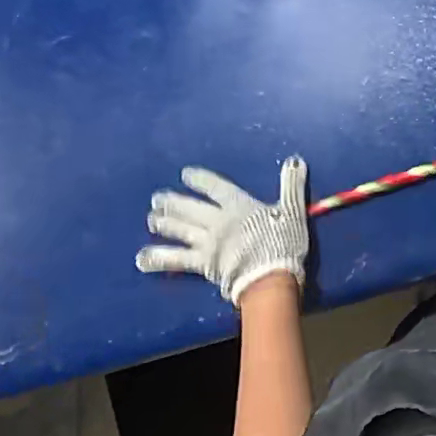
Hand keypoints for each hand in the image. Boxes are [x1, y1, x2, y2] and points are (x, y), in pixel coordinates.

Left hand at [136, 157, 309, 305]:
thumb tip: (295, 160)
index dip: (200, 180)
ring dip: (165, 224)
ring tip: (152, 220)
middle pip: (191, 208)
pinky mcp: (202, 263)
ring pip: (181, 230)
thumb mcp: (291, 211)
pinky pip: (176, 259)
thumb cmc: (283, 243)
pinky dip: (158, 258)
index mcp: (239, 206)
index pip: (216, 188)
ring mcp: (207, 242)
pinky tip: (141, 259)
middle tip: (157, 199)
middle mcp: (218, 221)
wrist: (269, 275)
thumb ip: (291, 186)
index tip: (186, 174)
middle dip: (174, 203)